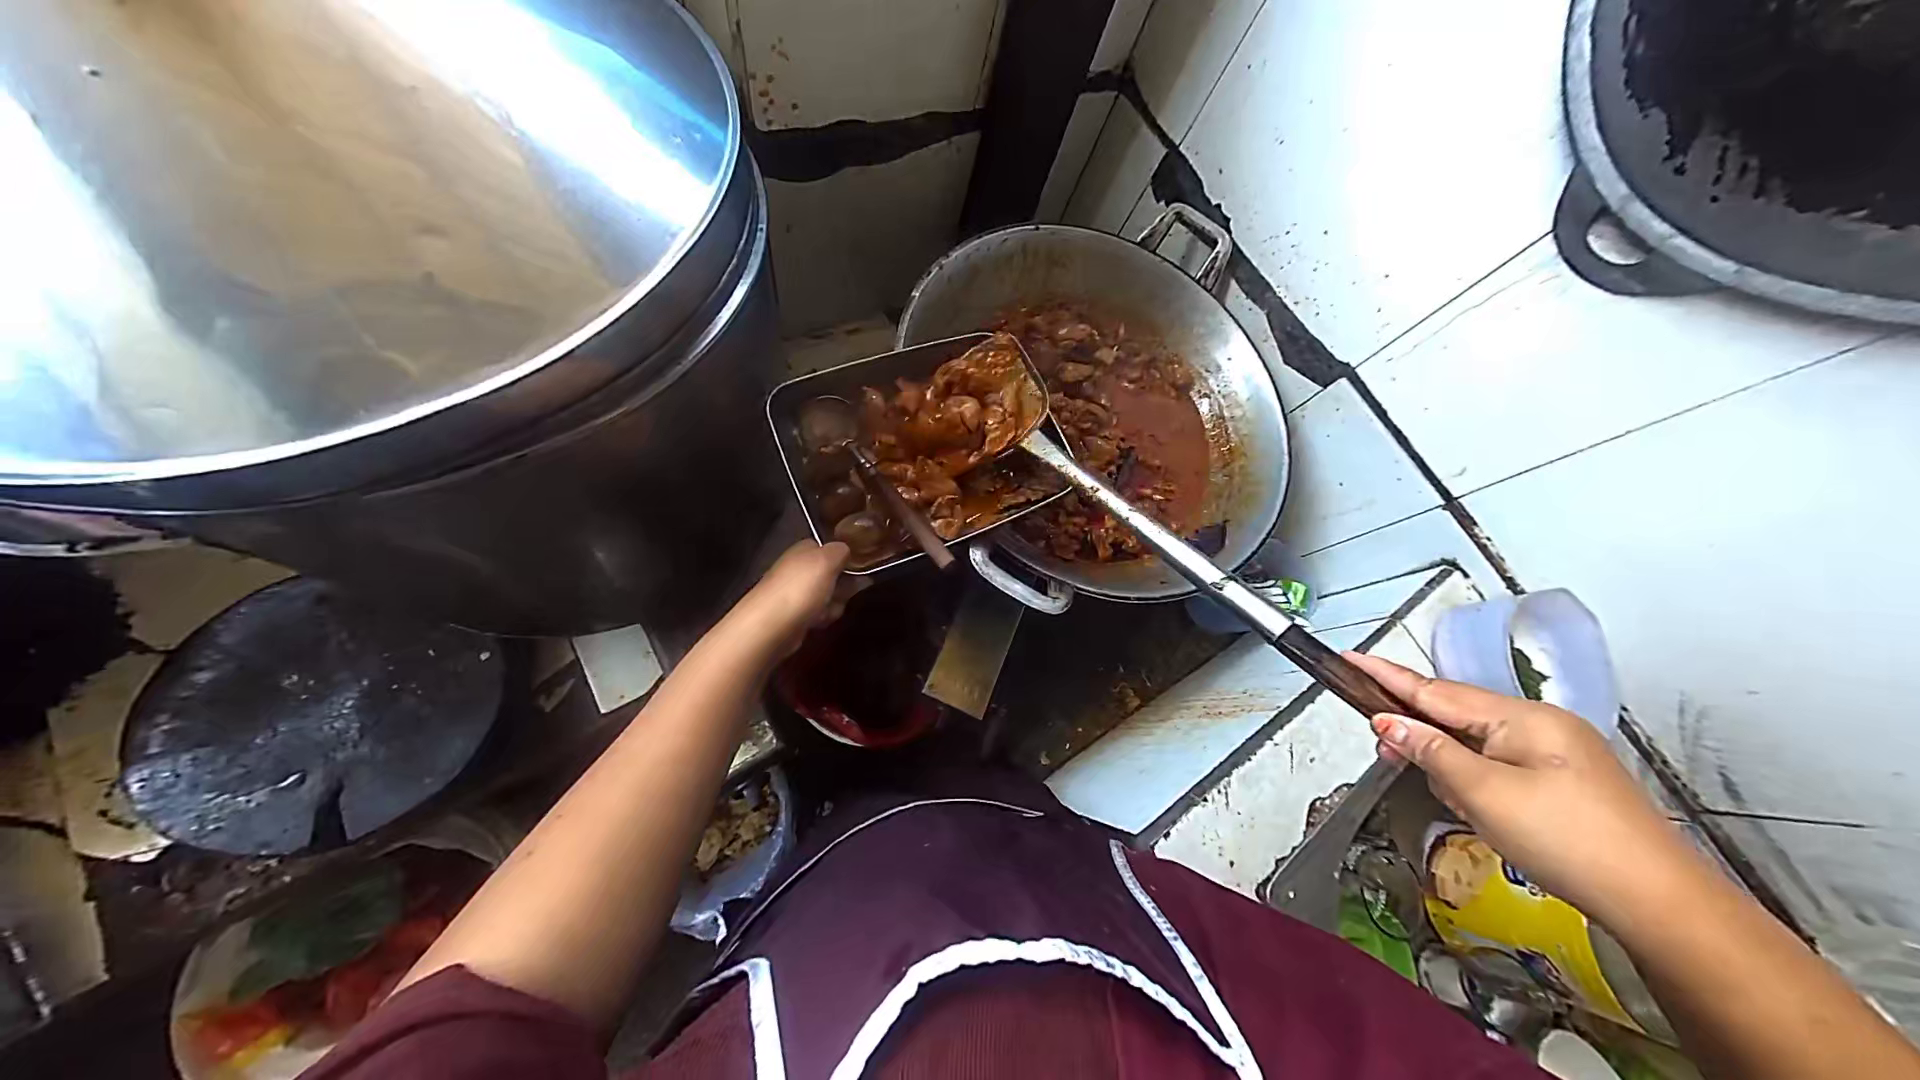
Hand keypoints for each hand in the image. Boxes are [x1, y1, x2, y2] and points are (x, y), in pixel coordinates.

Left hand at [729, 540, 860, 656]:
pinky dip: (821, 618)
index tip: (859, 568)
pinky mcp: (792, 615)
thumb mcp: (827, 560)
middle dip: (842, 584)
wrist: (770, 626)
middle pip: (830, 573)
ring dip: (834, 604)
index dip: (845, 557)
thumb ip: (840, 550)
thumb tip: (845, 549)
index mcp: (803, 550)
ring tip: (828, 610)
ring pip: (827, 595)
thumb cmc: (801, 588)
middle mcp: (796, 568)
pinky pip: (817, 612)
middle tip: (845, 592)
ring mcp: (793, 592)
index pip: (829, 547)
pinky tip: (818, 622)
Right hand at [1344, 651, 1703, 926]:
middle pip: (1455, 716)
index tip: (1352, 658)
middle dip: (1419, 733)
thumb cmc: (1568, 841)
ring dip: (1449, 764)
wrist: (1661, 904)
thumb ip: (1429, 751)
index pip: (1436, 690)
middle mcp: (1540, 726)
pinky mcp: (1562, 782)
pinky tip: (1475, 806)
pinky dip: (1474, 780)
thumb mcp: (1482, 793)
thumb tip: (1387, 722)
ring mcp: (1555, 754)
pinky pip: (1497, 765)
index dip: (1388, 676)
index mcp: (1523, 718)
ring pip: (1475, 744)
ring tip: (1444, 794)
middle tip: (1385, 751)